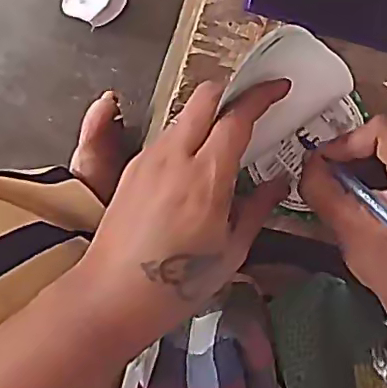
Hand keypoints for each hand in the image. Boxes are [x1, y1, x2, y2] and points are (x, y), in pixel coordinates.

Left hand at [72, 78, 290, 348]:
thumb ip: (258, 208)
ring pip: (185, 114)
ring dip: (209, 114)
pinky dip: (189, 135)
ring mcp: (149, 159)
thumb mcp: (231, 252)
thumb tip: (278, 184)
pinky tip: (196, 164)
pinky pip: (167, 136)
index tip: (278, 87)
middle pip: (205, 96)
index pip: (237, 116)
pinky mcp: (132, 169)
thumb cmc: (175, 285)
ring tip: (226, 139)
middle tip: (252, 102)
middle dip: (232, 90)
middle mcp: (174, 157)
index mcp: (205, 177)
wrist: (107, 300)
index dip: (262, 95)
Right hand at [299, 117, 386, 309]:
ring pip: (379, 150)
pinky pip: (383, 167)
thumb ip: (323, 189)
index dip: (346, 142)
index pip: (379, 130)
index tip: (324, 162)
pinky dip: (362, 176)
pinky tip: (349, 198)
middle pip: (379, 137)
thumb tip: (307, 162)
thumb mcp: (349, 226)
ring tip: (334, 188)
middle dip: (347, 153)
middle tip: (324, 173)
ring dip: (352, 165)